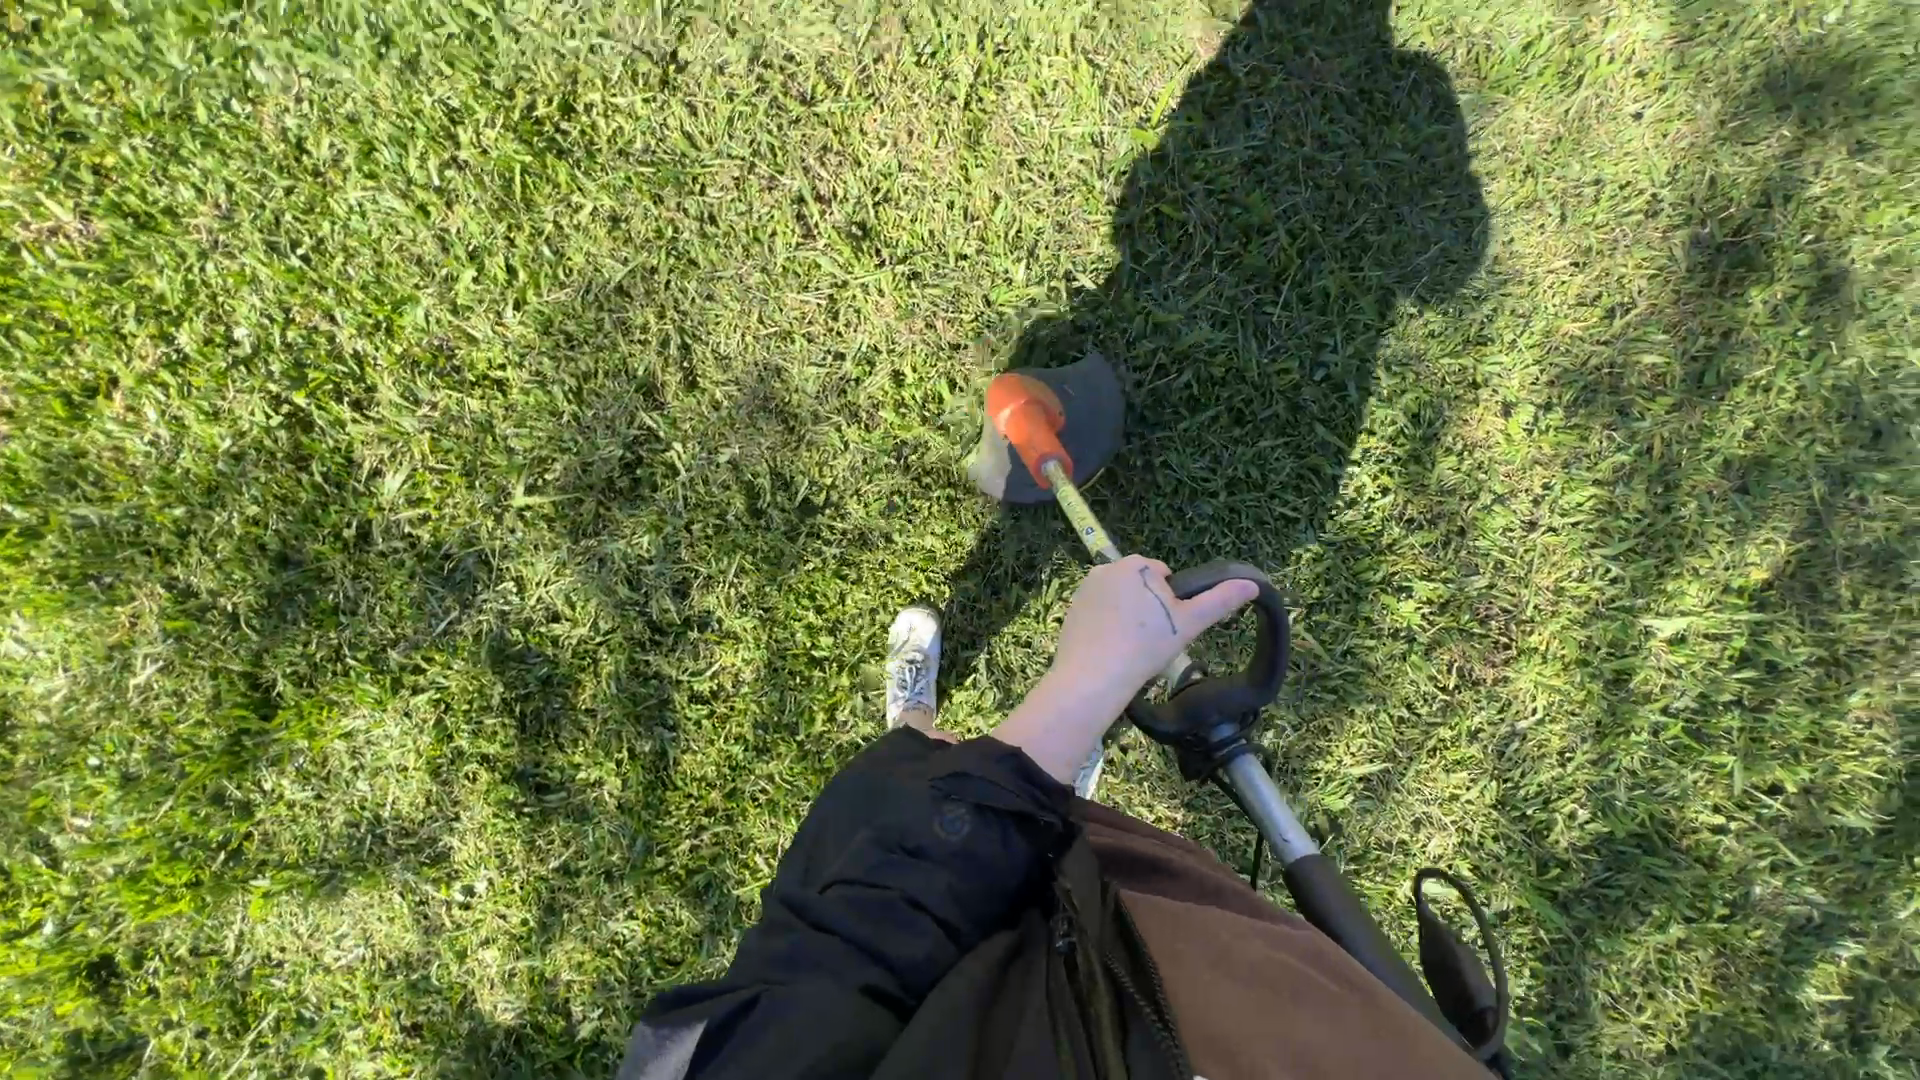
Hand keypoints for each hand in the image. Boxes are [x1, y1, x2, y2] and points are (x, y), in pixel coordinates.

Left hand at [1053, 554, 1257, 695]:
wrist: (1094, 675)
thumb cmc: (1147, 645)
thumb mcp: (1190, 623)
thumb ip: (1220, 600)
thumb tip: (1253, 584)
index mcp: (1136, 564)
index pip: (1163, 578)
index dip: (1170, 604)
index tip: (1166, 628)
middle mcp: (1107, 567)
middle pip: (1139, 587)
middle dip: (1148, 607)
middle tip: (1150, 640)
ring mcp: (1085, 588)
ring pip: (1119, 600)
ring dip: (1128, 616)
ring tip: (1130, 647)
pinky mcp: (1071, 608)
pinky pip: (1098, 613)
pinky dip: (1106, 626)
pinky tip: (1110, 648)